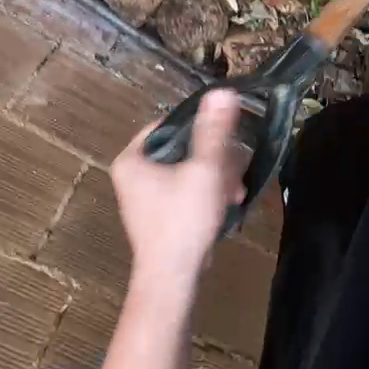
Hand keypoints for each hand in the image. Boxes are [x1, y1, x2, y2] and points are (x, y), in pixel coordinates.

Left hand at [110, 90, 248, 287]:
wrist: (173, 278)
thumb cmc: (183, 219)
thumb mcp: (205, 169)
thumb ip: (214, 130)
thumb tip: (222, 91)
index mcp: (132, 158)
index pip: (169, 123)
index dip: (200, 125)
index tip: (226, 136)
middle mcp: (133, 173)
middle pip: (183, 147)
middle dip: (216, 158)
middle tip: (235, 171)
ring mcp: (144, 195)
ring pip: (189, 168)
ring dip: (217, 176)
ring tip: (235, 191)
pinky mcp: (159, 213)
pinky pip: (186, 188)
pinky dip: (207, 192)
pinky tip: (228, 202)